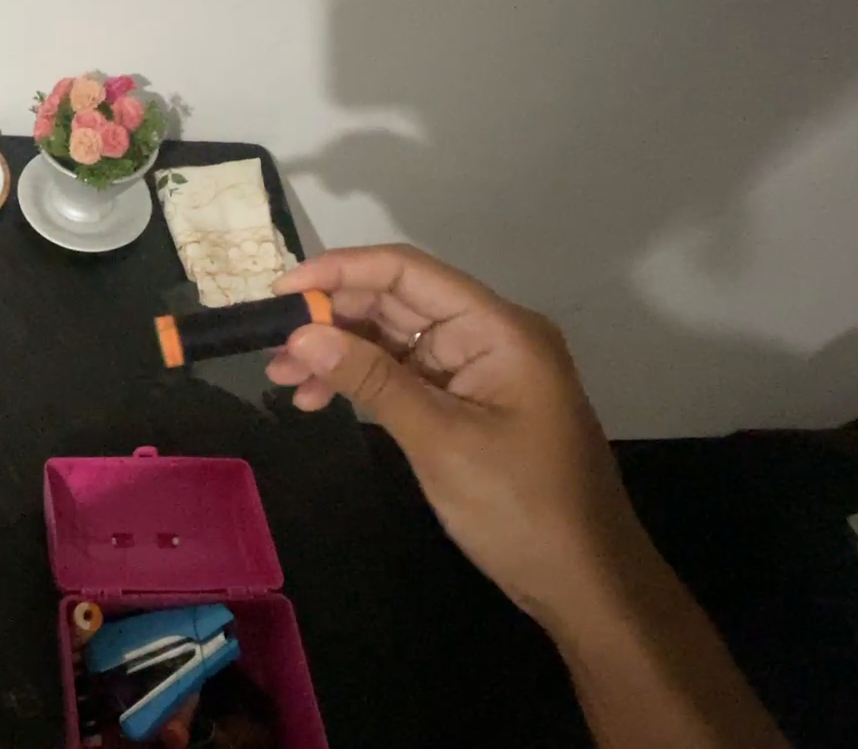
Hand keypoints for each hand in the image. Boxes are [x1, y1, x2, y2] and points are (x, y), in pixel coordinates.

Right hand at [265, 245, 653, 629]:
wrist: (584, 587)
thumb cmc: (523, 508)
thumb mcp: (440, 439)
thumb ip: (370, 378)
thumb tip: (299, 334)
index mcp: (496, 329)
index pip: (406, 272)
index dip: (339, 271)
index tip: (281, 292)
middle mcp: (482, 335)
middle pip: (389, 302)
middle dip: (327, 319)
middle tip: (273, 345)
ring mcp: (467, 366)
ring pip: (382, 337)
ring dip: (331, 352)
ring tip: (282, 377)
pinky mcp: (453, 396)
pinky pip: (390, 371)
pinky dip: (351, 380)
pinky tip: (314, 399)